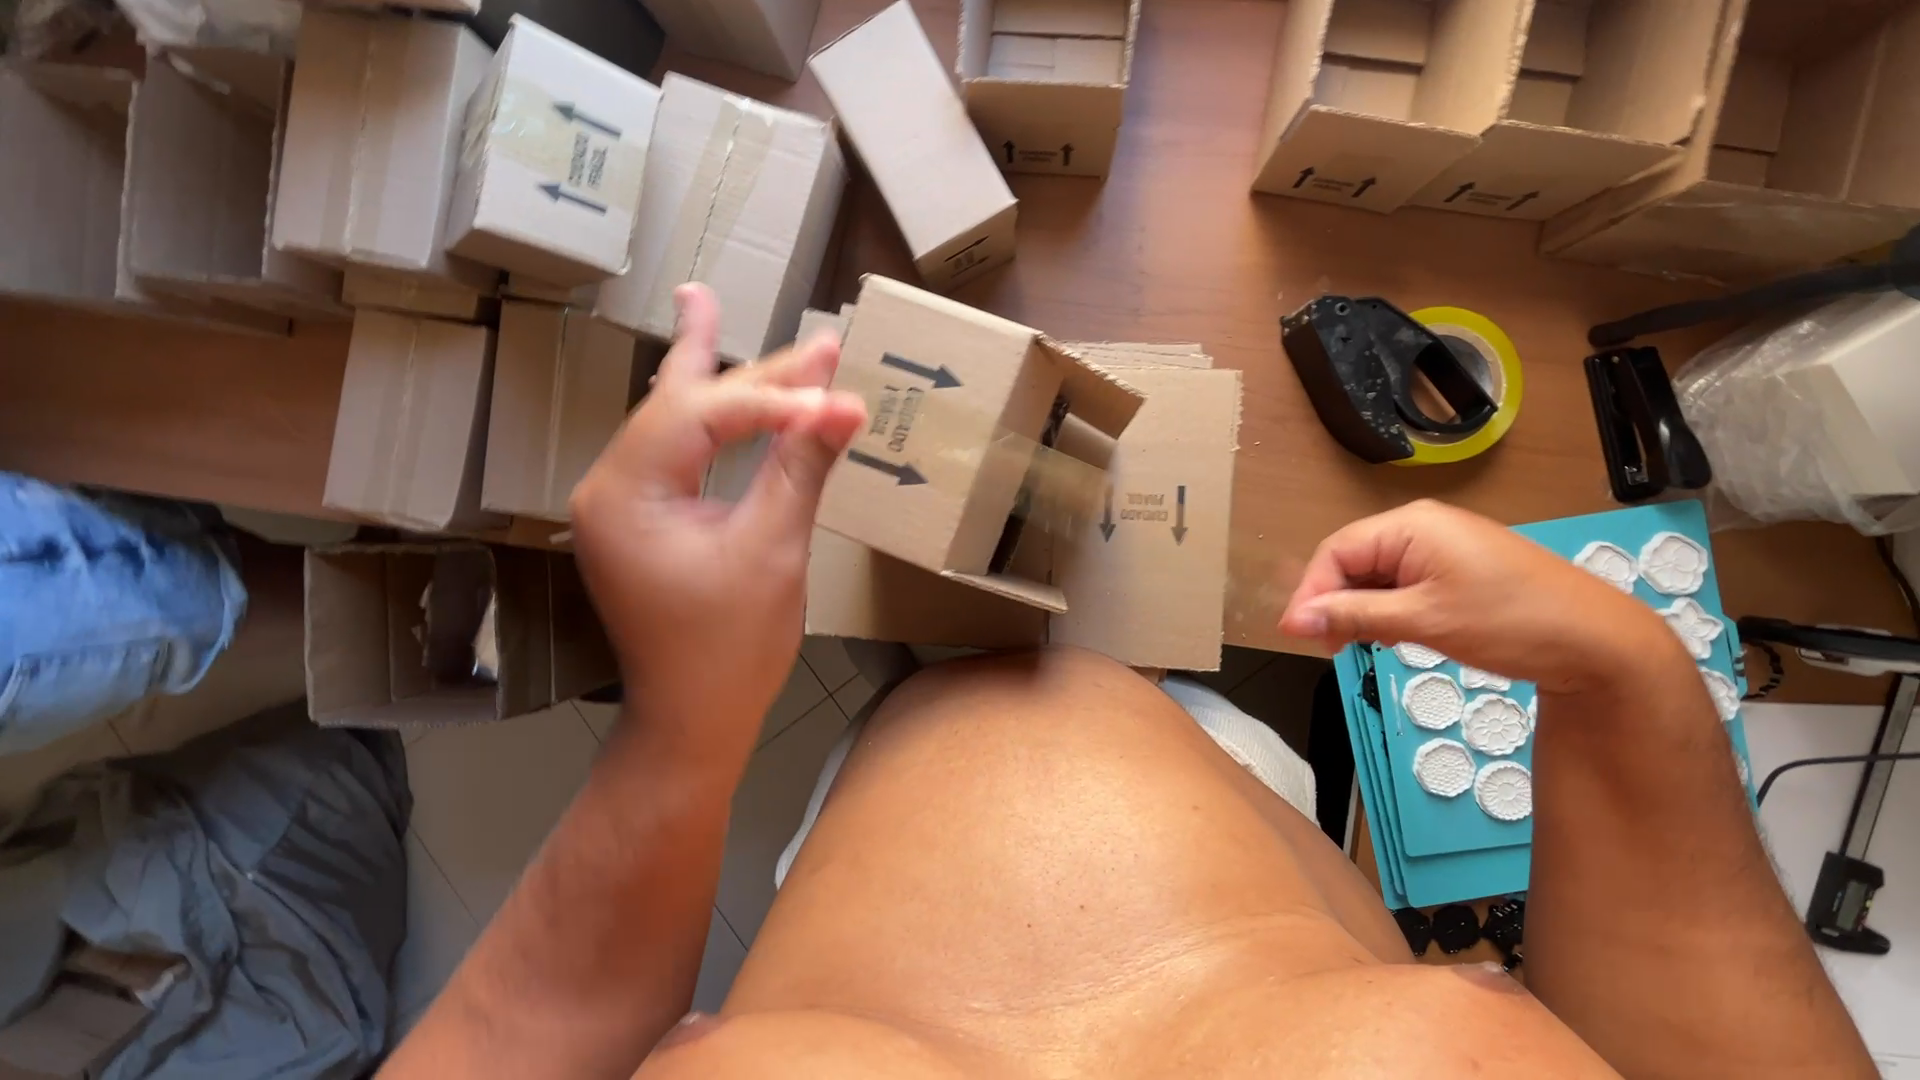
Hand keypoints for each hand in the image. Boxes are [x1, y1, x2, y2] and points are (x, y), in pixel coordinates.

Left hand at [569, 285, 865, 759]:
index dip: (776, 399)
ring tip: (702, 303)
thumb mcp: (773, 551)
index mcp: (626, 494)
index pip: (702, 415)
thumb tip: (846, 404)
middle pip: (685, 406)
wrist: (692, 720)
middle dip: (753, 374)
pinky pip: (679, 454)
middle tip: (815, 338)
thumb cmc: (731, 649)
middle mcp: (610, 486)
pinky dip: (712, 423)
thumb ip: (801, 469)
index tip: (839, 396)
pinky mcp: (643, 518)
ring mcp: (623, 503)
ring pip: (677, 422)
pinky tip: (706, 378)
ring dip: (712, 375)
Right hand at [1278, 500, 1685, 692]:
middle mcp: (1423, 525)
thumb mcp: (1421, 621)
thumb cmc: (1508, 624)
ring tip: (1364, 644)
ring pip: (1377, 574)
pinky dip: (1389, 608)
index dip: (1311, 593)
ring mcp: (1444, 544)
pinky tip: (1396, 635)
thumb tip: (1292, 620)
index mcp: (1410, 525)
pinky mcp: (1459, 566)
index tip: (1298, 635)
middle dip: (1335, 602)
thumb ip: (1351, 616)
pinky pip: (1404, 581)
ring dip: (1361, 608)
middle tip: (1330, 647)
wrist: (1602, 644)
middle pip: (1353, 560)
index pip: (1336, 551)